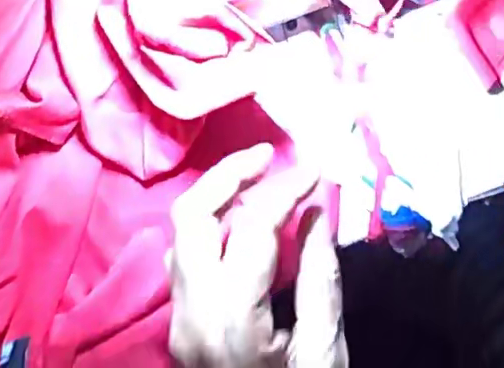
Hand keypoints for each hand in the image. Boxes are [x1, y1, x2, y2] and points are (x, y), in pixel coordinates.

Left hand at [168, 143, 345, 367]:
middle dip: (229, 174)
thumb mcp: (325, 353)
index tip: (315, 167)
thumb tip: (315, 209)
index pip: (254, 229)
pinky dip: (210, 223)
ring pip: (181, 230)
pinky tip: (239, 221)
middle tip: (269, 156)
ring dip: (217, 194)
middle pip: (192, 215)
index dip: (287, 189)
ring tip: (258, 179)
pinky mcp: (178, 322)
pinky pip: (184, 253)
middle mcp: (192, 314)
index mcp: (233, 323)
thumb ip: (321, 278)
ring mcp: (178, 319)